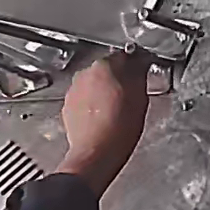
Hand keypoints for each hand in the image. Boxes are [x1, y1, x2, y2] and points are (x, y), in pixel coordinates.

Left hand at [54, 50, 151, 195]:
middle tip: (129, 94)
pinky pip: (83, 99)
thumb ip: (139, 75)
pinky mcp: (68, 106)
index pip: (124, 55)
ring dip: (103, 91)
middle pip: (106, 69)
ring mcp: (74, 90)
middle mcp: (85, 74)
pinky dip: (92, 104)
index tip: (141, 71)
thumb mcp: (140, 98)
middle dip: (117, 78)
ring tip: (116, 109)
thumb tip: (140, 65)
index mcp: (105, 66)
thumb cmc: (118, 129)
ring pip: (93, 84)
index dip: (135, 64)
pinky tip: (103, 117)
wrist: (95, 154)